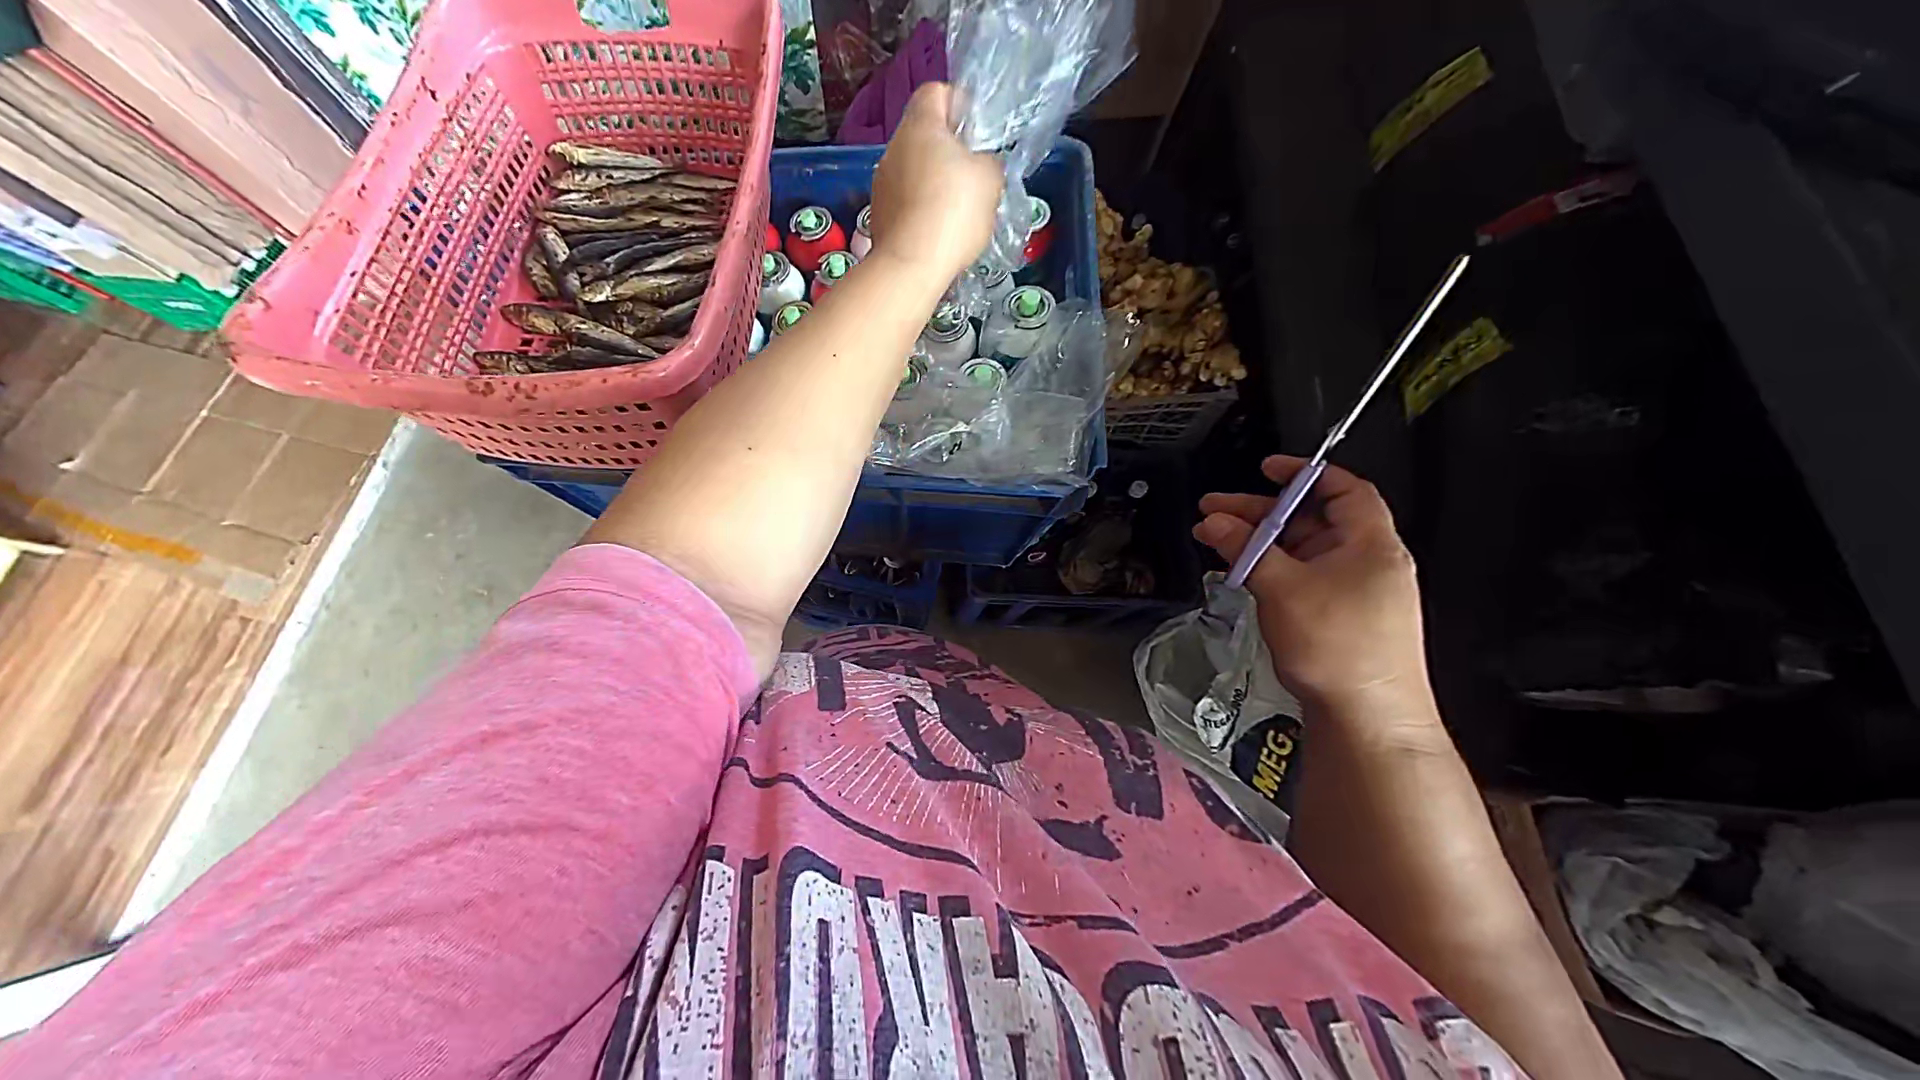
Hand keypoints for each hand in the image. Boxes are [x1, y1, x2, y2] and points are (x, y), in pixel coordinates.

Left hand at [868, 83, 1002, 279]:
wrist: (912, 265)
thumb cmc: (953, 212)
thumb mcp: (990, 178)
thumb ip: (989, 160)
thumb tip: (981, 163)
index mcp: (919, 125)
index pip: (936, 91)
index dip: (960, 103)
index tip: (977, 129)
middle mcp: (893, 148)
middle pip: (924, 135)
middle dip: (950, 150)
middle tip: (974, 175)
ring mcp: (881, 183)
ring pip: (914, 170)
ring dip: (935, 182)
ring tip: (958, 209)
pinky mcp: (879, 215)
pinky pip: (906, 201)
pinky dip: (923, 209)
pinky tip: (940, 230)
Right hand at [1193, 456, 1430, 711]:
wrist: (1368, 719)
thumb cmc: (1337, 647)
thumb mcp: (1282, 587)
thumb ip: (1246, 548)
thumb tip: (1214, 521)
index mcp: (1370, 543)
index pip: (1343, 489)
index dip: (1304, 474)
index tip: (1267, 470)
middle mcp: (1368, 562)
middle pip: (1313, 521)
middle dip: (1262, 513)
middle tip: (1216, 511)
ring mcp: (1356, 592)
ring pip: (1303, 552)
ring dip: (1261, 544)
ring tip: (1217, 541)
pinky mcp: (1342, 619)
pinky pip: (1304, 579)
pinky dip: (1273, 570)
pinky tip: (1242, 574)